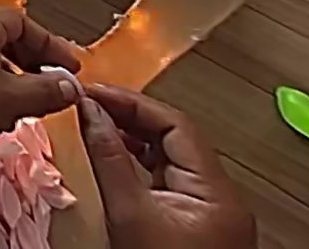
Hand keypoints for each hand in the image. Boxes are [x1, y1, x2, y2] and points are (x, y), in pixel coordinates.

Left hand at [0, 7, 81, 143]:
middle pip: (6, 35)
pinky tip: (1, 108)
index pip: (23, 22)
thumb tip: (70, 85)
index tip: (72, 68)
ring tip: (32, 102)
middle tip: (56, 85)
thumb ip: (45, 91)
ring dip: (15, 74)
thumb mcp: (10, 98)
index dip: (51, 45)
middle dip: (34, 61)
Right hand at [79, 84, 254, 248]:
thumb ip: (107, 152)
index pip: (175, 123)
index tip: (92, 92)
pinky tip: (109, 147)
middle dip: (128, 112)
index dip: (131, 101)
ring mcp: (209, 208)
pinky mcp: (194, 217)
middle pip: (174, 134)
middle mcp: (220, 197)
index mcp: (216, 193)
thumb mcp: (128, 211)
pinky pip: (164, 169)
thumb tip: (88, 106)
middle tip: (88, 101)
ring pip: (168, 149)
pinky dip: (135, 152)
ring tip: (93, 120)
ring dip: (129, 130)